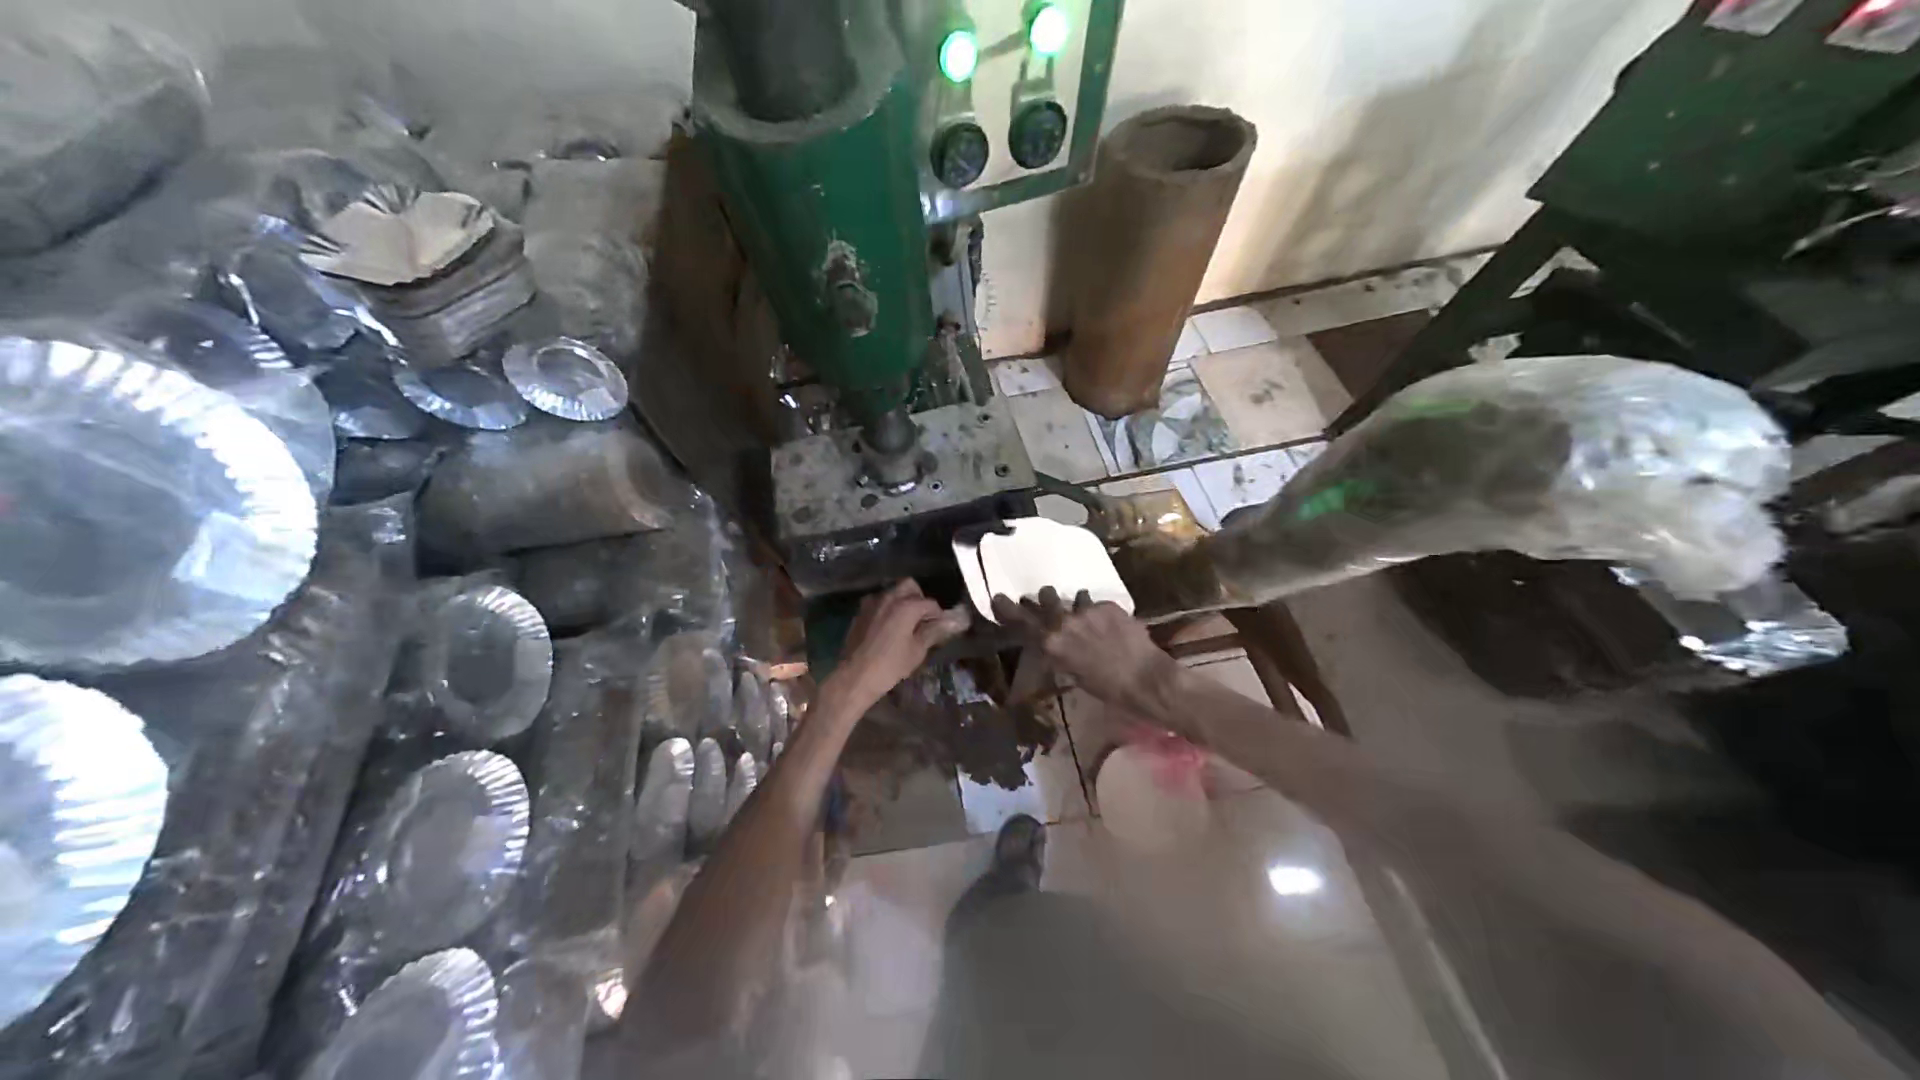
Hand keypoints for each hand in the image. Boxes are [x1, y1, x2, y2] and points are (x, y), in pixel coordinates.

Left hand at [829, 579, 968, 710]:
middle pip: (909, 586)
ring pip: (892, 591)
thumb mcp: (917, 651)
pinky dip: (887, 607)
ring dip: (902, 600)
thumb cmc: (891, 665)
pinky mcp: (860, 611)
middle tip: (922, 617)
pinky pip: (878, 601)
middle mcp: (889, 597)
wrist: (855, 676)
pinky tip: (888, 625)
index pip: (930, 603)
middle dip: (919, 598)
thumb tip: (948, 623)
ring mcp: (872, 603)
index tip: (939, 625)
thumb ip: (933, 632)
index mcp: (906, 606)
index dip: (938, 614)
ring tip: (905, 621)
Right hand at [992, 588, 1180, 716]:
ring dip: (1076, 605)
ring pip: (1075, 599)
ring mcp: (1088, 610)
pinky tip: (1111, 626)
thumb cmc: (1108, 688)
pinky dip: (1100, 613)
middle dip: (1046, 599)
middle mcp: (1065, 622)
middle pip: (1047, 599)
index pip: (1022, 621)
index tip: (999, 597)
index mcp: (1052, 644)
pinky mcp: (1109, 605)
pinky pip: (1098, 604)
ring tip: (1085, 614)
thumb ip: (1060, 652)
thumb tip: (1054, 642)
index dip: (1008, 608)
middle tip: (1047, 599)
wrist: (1145, 679)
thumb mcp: (1074, 673)